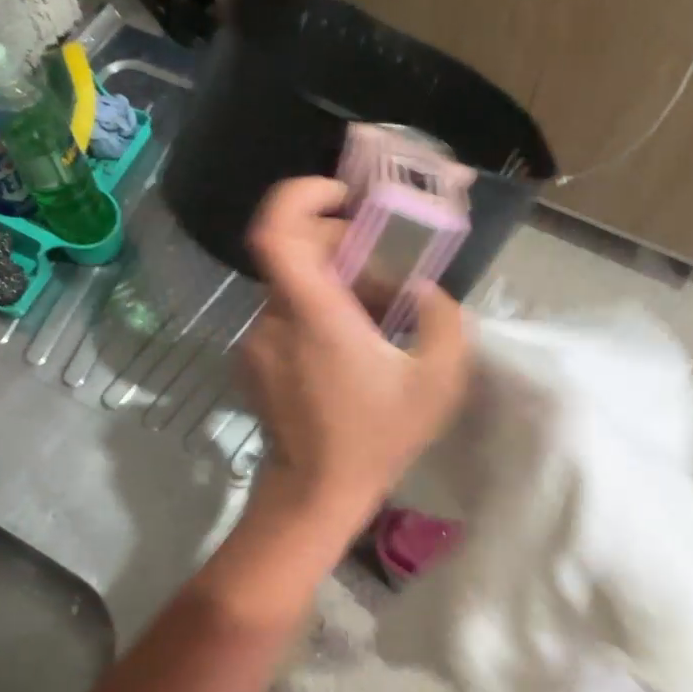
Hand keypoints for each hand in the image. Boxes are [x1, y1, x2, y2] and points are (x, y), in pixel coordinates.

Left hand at [236, 177, 470, 521]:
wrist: (314, 495)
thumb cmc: (375, 439)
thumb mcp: (437, 381)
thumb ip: (441, 320)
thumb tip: (422, 293)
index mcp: (312, 314)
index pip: (276, 229)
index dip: (301, 196)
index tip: (341, 198)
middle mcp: (273, 318)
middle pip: (293, 252)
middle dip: (338, 247)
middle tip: (380, 275)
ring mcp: (255, 342)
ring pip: (290, 287)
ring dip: (329, 287)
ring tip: (372, 321)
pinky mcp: (251, 363)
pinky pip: (282, 317)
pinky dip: (312, 315)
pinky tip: (344, 351)